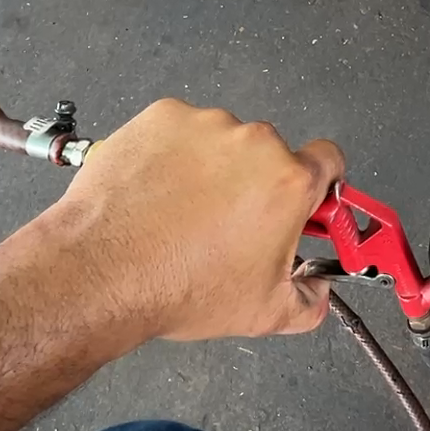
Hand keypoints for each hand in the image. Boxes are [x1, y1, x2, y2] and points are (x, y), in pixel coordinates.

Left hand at [31, 99, 340, 341]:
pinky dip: (173, 153)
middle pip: (271, 154)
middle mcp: (255, 142)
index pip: (329, 160)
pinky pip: (181, 130)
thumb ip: (310, 301)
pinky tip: (157, 191)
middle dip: (257, 183)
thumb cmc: (180, 286)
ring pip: (224, 141)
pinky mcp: (163, 117)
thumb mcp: (265, 313)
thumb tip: (317, 289)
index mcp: (290, 181)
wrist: (100, 273)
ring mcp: (207, 124)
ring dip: (212, 166)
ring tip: (182, 210)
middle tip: (229, 222)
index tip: (304, 201)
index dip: (320, 182)